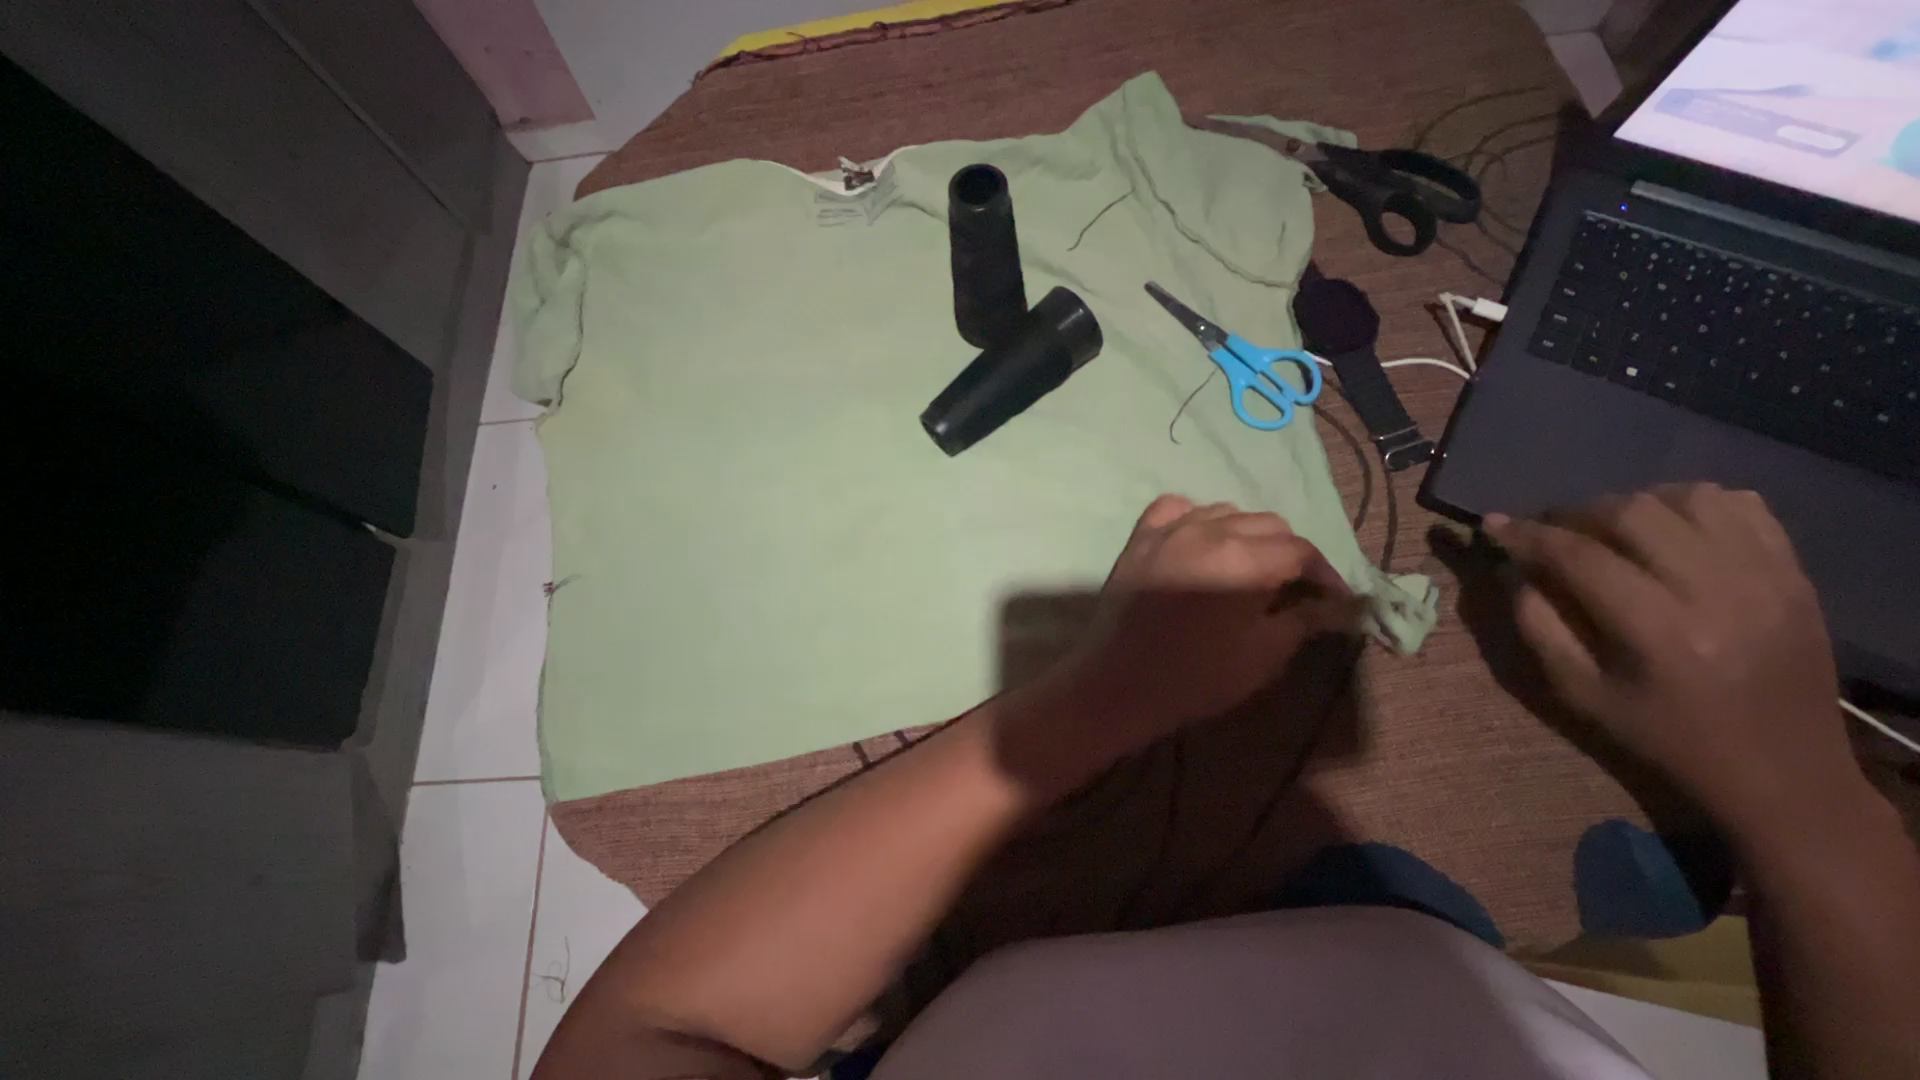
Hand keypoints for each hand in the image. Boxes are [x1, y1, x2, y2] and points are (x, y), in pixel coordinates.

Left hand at [1038, 495, 1361, 760]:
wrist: (1116, 684)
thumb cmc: (1195, 678)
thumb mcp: (1262, 655)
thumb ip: (1304, 620)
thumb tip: (1337, 605)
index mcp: (1245, 560)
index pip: (1301, 551)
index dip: (1324, 575)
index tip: (1333, 599)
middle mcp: (1209, 531)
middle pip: (1268, 526)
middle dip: (1289, 554)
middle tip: (1292, 590)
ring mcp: (1170, 530)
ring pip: (1226, 513)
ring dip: (1246, 535)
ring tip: (1248, 569)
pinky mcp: (1140, 537)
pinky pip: (1177, 509)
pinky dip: (1197, 520)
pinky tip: (1201, 543)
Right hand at [1484, 484, 1859, 835]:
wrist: (1781, 769)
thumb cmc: (1665, 737)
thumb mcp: (1580, 694)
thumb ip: (1537, 625)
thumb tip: (1513, 567)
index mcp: (1659, 633)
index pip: (1579, 557)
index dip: (1528, 535)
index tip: (1493, 525)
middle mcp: (1718, 591)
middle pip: (1631, 513)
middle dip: (1576, 514)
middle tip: (1551, 532)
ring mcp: (1766, 576)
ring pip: (1686, 497)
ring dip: (1634, 504)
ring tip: (1610, 529)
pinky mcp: (1795, 572)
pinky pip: (1742, 504)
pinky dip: (1694, 503)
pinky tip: (1669, 528)